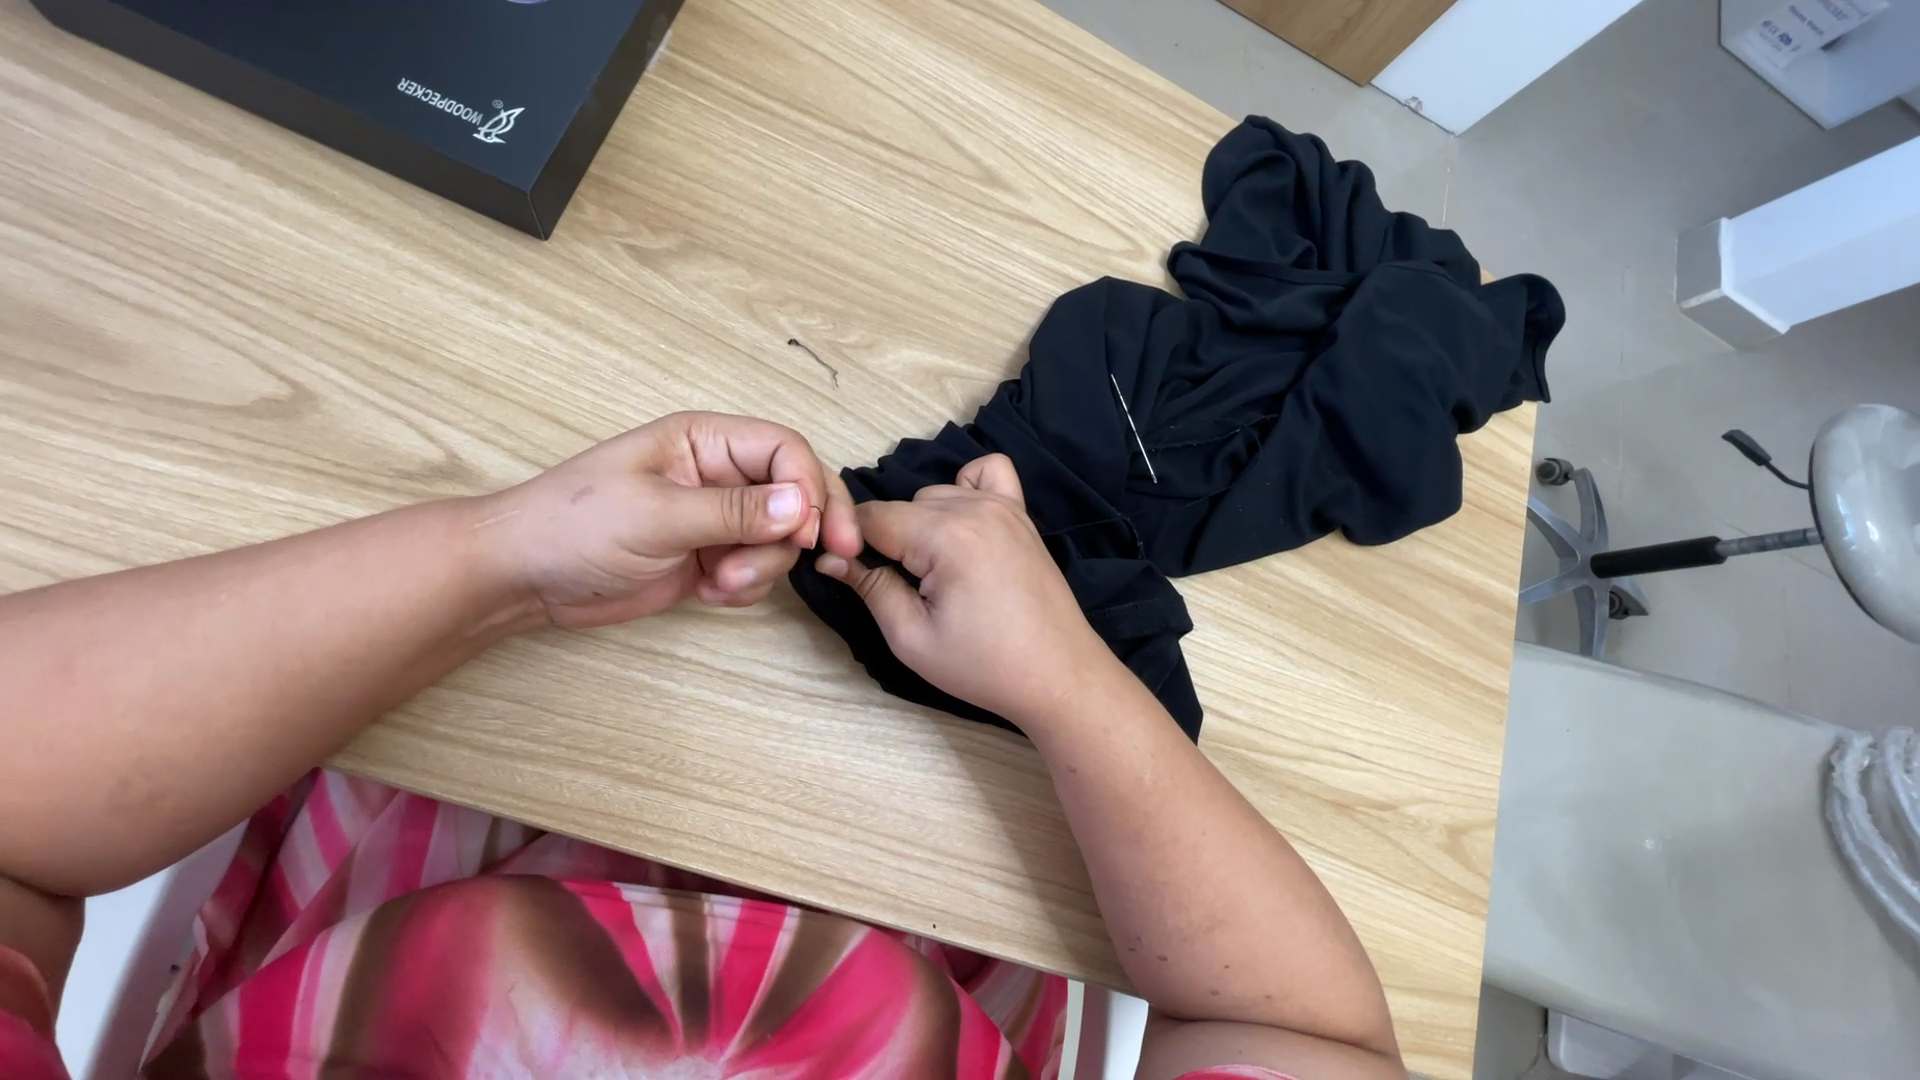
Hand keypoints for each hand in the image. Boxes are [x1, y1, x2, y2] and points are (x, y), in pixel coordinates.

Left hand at [479, 412, 861, 627]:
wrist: (524, 579)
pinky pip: (759, 569)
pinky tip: (708, 592)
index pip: (784, 450)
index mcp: (706, 442)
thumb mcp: (657, 514)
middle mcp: (720, 475)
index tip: (810, 532)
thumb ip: (734, 511)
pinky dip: (747, 586)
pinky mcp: (712, 557)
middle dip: (810, 525)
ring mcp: (718, 518)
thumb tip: (802, 506)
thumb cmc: (574, 525)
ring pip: (781, 537)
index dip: (808, 486)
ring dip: (764, 566)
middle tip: (828, 557)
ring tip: (720, 583)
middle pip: (796, 491)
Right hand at [814, 453, 1122, 725]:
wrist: (1058, 675)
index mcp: (946, 536)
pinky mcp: (1022, 514)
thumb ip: (869, 588)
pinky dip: (966, 487)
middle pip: (902, 506)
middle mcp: (975, 507)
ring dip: (923, 525)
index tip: (856, 578)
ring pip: (936, 494)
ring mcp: (1004, 505)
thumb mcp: (911, 637)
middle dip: (890, 542)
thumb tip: (829, 559)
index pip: (872, 517)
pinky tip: (963, 526)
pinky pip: (987, 473)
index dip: (852, 547)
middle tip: (905, 590)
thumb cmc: (984, 666)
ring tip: (937, 573)